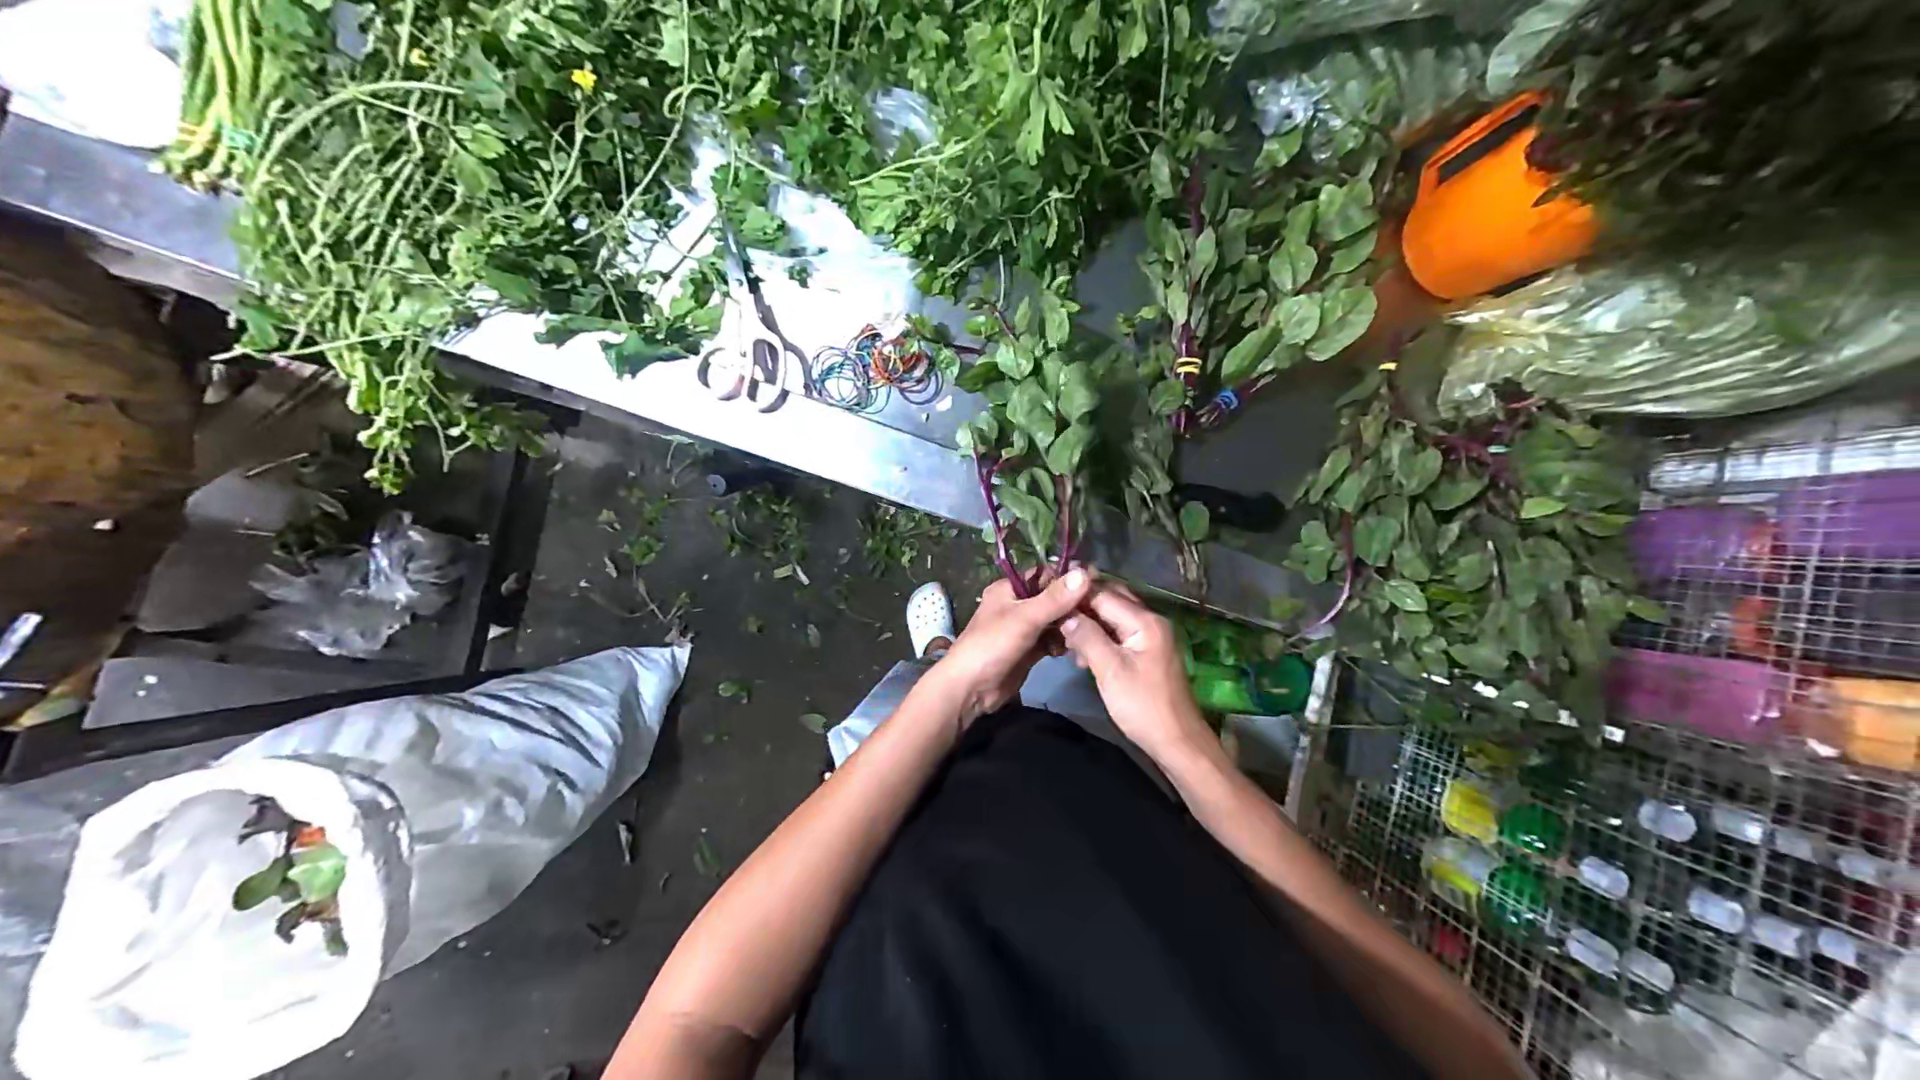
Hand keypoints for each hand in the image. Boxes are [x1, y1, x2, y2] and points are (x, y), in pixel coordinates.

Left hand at [926, 568, 1093, 725]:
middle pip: (1054, 599)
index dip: (1070, 580)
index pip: (1046, 575)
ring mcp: (1023, 628)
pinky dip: (1061, 643)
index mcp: (1009, 589)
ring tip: (1080, 637)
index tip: (1096, 587)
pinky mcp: (1029, 649)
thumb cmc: (992, 645)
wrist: (971, 689)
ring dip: (1069, 627)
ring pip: (1055, 621)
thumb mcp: (1025, 618)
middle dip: (1073, 607)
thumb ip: (1055, 598)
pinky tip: (1067, 652)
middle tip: (1096, 617)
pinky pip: (1051, 640)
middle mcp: (1017, 604)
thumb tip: (1085, 573)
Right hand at [1059, 582, 1211, 761]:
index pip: (1103, 594)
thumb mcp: (1110, 670)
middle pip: (1111, 600)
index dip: (1075, 596)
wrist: (1176, 741)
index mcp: (1145, 621)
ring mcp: (1151, 636)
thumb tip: (1065, 614)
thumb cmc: (1142, 705)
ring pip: (1114, 616)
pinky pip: (1119, 633)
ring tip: (1064, 637)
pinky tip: (1082, 652)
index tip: (1048, 601)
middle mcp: (1151, 621)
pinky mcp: (1147, 652)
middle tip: (1054, 615)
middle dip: (1082, 606)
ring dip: (1089, 622)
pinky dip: (1100, 636)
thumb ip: (1087, 637)